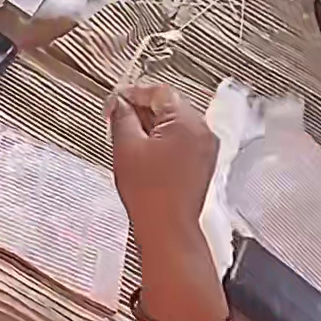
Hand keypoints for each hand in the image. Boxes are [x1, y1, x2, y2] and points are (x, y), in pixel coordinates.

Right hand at [107, 83, 218, 254]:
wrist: (167, 228)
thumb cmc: (150, 194)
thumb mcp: (126, 147)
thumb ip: (121, 117)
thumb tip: (119, 103)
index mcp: (186, 122)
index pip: (158, 91)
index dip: (132, 93)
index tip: (115, 101)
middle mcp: (202, 131)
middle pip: (169, 106)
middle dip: (141, 110)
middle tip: (117, 119)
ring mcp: (205, 148)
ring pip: (175, 124)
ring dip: (151, 126)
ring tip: (128, 139)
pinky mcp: (202, 164)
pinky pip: (181, 141)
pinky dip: (162, 142)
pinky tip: (144, 154)